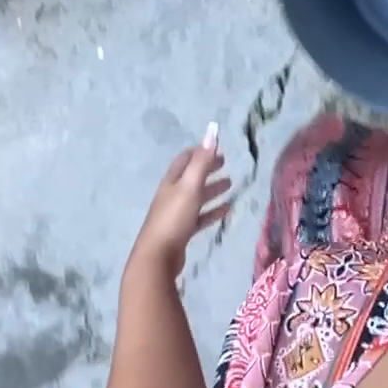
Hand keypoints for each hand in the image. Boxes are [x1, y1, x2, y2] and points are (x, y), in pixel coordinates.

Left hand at [129, 131, 231, 275]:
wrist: (157, 258)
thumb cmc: (174, 218)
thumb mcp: (190, 186)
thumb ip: (202, 160)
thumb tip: (212, 130)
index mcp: (171, 182)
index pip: (184, 159)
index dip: (199, 151)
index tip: (216, 148)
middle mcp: (172, 195)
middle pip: (191, 176)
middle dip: (207, 168)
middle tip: (225, 163)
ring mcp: (175, 214)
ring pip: (196, 196)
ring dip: (212, 189)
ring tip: (230, 184)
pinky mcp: (181, 231)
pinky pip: (199, 216)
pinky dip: (212, 210)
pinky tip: (226, 209)